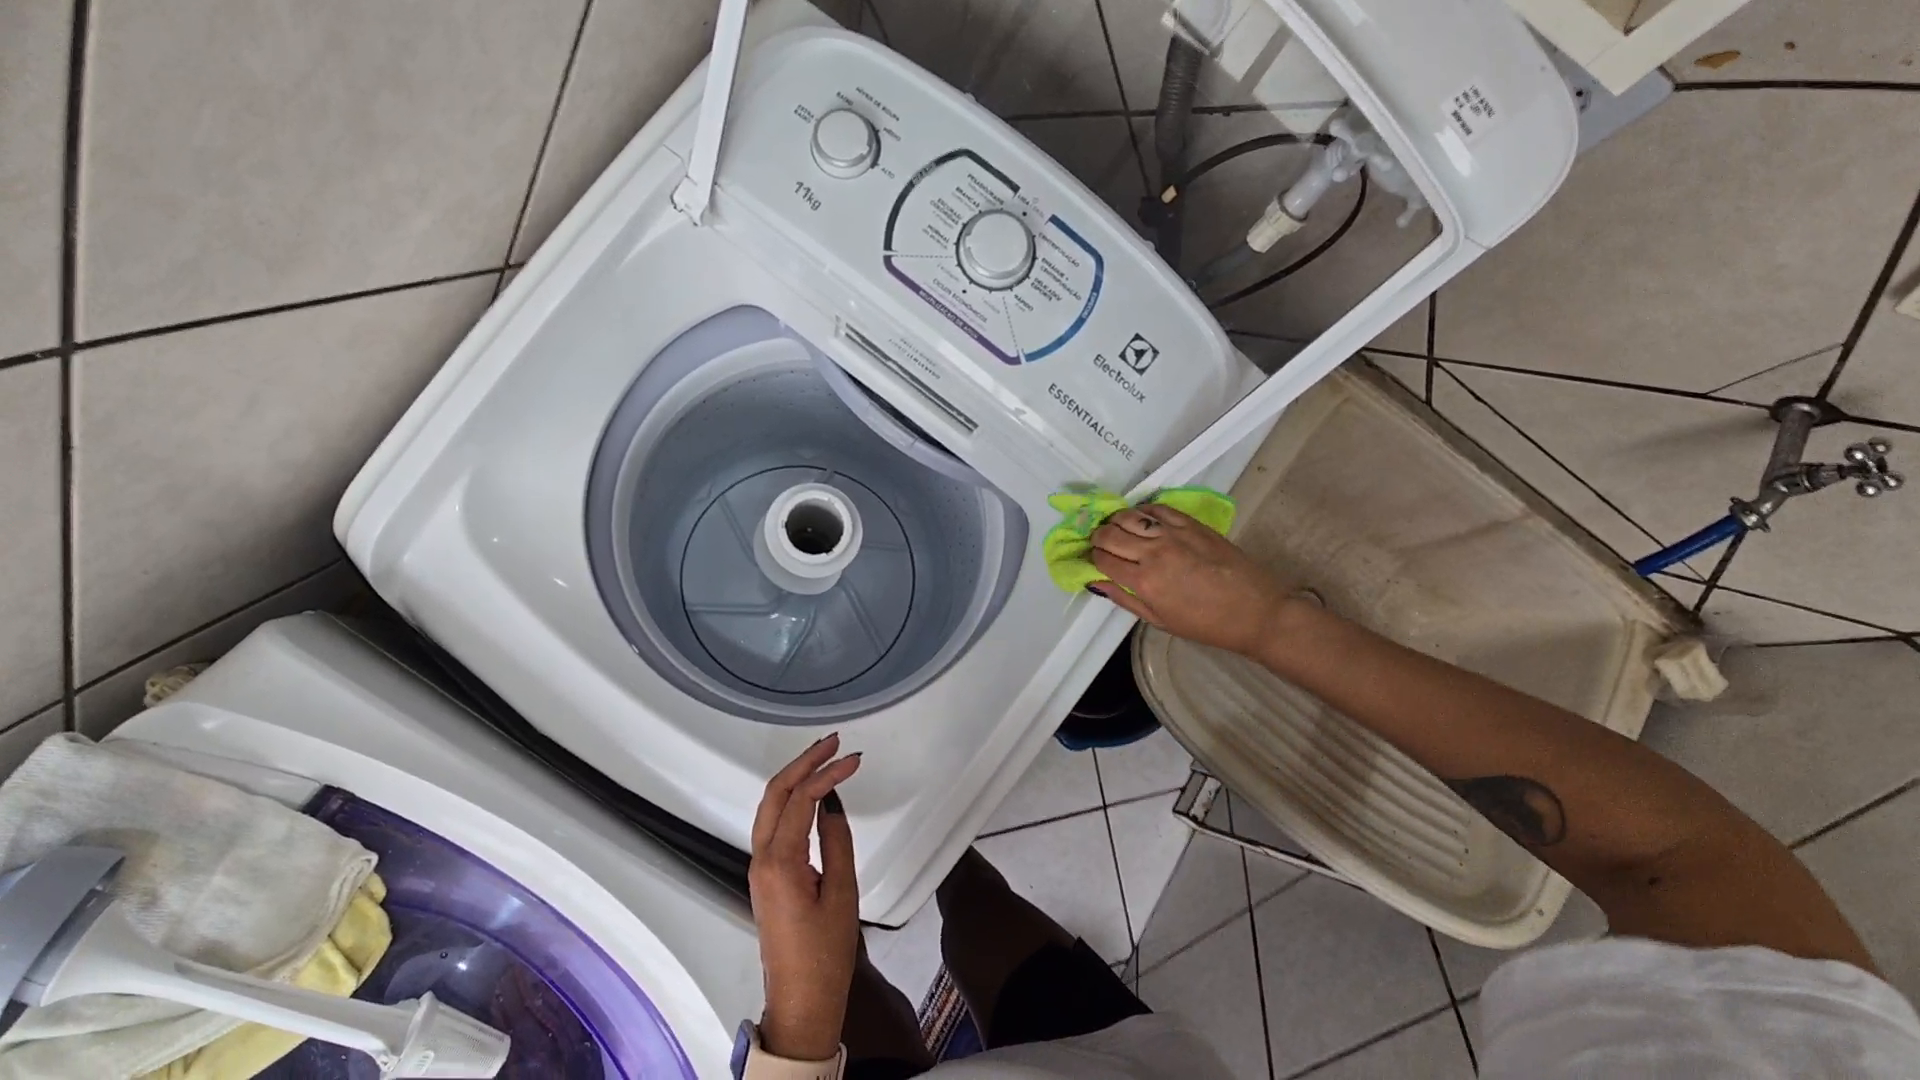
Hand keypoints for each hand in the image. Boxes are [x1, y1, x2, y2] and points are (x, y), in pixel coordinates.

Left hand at [749, 734, 862, 1061]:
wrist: (802, 999)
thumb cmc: (826, 952)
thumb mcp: (842, 894)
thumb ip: (837, 840)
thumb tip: (833, 801)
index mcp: (779, 862)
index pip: (801, 799)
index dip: (827, 773)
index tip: (855, 757)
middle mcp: (761, 858)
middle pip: (776, 793)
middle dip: (804, 762)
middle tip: (834, 741)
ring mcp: (759, 866)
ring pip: (770, 806)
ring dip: (795, 776)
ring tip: (823, 755)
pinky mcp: (766, 875)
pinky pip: (774, 823)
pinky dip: (792, 798)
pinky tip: (811, 791)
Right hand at [1087, 504, 1294, 656]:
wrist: (1254, 610)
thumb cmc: (1205, 624)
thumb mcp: (1160, 620)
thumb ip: (1125, 598)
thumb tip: (1096, 583)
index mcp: (1144, 581)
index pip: (1103, 559)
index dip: (1093, 558)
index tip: (1094, 559)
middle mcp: (1154, 552)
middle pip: (1110, 534)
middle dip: (1099, 537)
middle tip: (1100, 543)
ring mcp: (1174, 534)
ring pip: (1129, 516)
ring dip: (1116, 521)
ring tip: (1116, 528)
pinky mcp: (1191, 523)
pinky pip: (1157, 509)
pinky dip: (1142, 511)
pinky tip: (1140, 518)